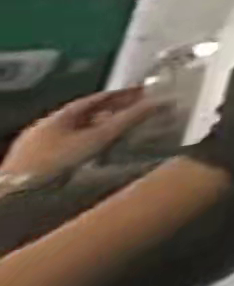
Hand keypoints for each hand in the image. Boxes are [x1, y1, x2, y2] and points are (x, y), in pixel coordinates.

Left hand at [2, 89, 162, 181]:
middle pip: (86, 113)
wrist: (18, 193)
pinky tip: (103, 143)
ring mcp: (38, 144)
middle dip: (114, 109)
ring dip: (103, 124)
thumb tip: (163, 100)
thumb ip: (132, 117)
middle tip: (140, 107)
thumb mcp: (100, 136)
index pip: (95, 98)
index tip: (145, 91)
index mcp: (57, 117)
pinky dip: (91, 137)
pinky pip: (71, 141)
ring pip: (78, 128)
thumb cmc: (60, 158)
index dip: (122, 93)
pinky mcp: (36, 159)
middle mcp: (46, 126)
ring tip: (126, 125)